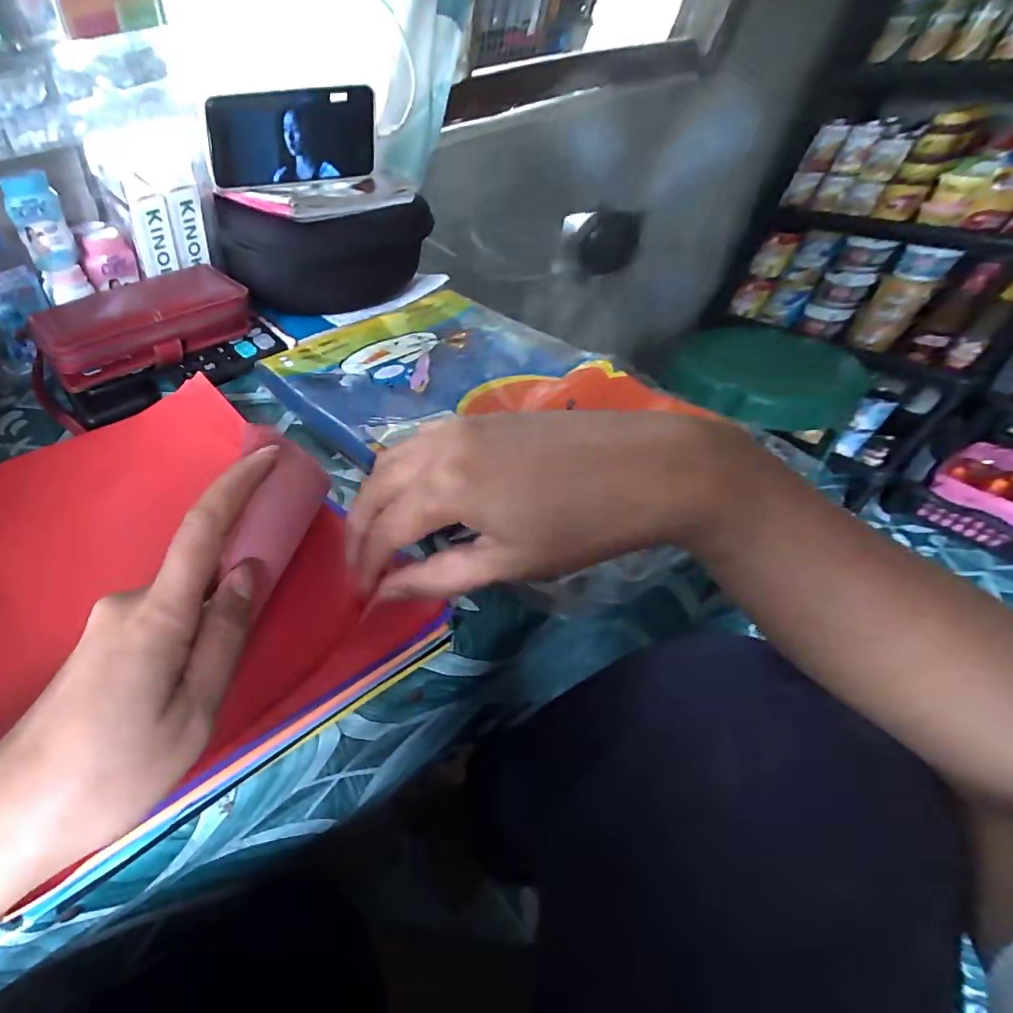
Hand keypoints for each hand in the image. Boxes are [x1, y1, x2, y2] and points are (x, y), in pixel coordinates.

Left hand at [0, 445, 281, 977]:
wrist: (20, 807)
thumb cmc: (117, 771)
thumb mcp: (192, 714)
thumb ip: (223, 637)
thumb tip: (245, 571)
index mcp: (154, 614)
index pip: (201, 530)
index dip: (234, 488)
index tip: (265, 456)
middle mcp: (123, 603)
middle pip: (191, 578)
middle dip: (226, 594)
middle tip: (240, 658)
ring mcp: (102, 624)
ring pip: (172, 611)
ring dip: (200, 635)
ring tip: (193, 709)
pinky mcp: (92, 647)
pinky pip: (151, 629)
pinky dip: (177, 648)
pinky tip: (166, 707)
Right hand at [344, 411, 754, 601]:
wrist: (654, 467)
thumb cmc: (583, 526)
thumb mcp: (507, 563)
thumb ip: (435, 578)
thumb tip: (384, 593)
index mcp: (445, 486)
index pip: (384, 531)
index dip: (367, 565)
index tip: (361, 595)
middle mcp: (436, 447)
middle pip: (374, 491)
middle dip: (358, 532)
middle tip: (357, 566)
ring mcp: (453, 426)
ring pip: (387, 460)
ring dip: (372, 498)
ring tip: (374, 532)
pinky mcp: (471, 418)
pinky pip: (412, 443)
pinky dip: (395, 471)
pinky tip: (406, 492)